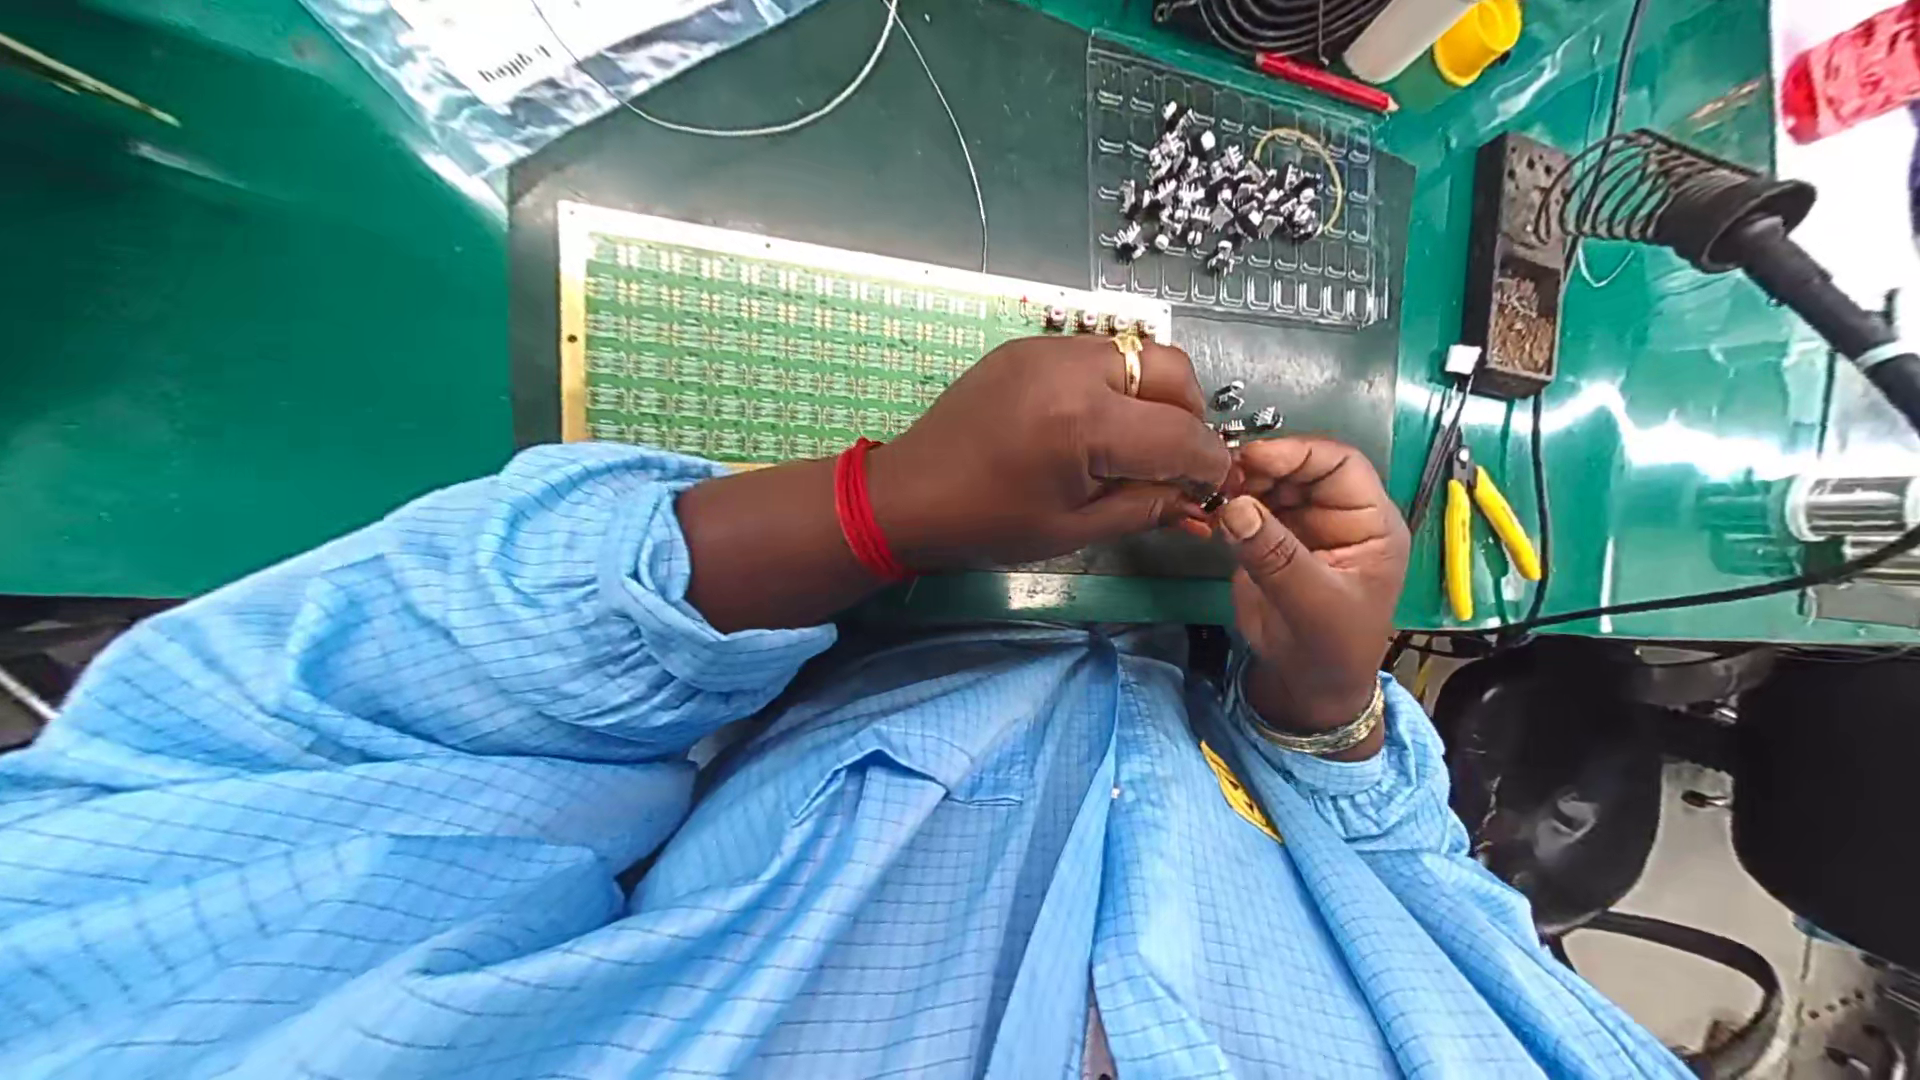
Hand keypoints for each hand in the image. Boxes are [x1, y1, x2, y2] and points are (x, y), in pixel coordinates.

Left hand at [678, 334, 1227, 631]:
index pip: (1180, 435)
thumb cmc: (987, 524)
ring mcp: (1046, 348)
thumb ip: (1145, 507)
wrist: (908, 495)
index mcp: (1086, 423)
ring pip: (1135, 353)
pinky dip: (1111, 383)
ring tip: (1131, 440)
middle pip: (1172, 371)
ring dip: (1152, 395)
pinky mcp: (1024, 345)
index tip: (1215, 486)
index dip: (1209, 464)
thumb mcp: (1073, 527)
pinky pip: (1092, 353)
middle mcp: (1074, 368)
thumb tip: (1197, 500)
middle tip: (1171, 460)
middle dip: (1188, 416)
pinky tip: (1089, 421)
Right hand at [1216, 437, 1408, 757]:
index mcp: (1368, 523)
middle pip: (1298, 468)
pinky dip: (1226, 504)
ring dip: (1238, 484)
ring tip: (1209, 493)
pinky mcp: (1267, 540)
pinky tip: (1208, 509)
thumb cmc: (1329, 649)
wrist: (1306, 684)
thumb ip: (1276, 556)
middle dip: (1260, 467)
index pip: (1339, 464)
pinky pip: (1246, 508)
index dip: (1297, 453)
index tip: (1250, 459)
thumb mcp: (1311, 604)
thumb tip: (1235, 507)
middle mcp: (1334, 515)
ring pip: (1268, 484)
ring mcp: (1299, 526)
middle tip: (1219, 477)